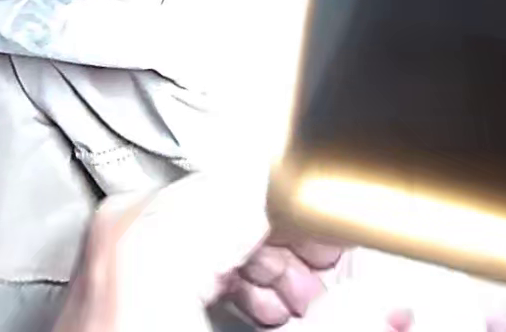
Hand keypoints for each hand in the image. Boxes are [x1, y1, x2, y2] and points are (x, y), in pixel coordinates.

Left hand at [53, 171, 396, 331]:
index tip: (361, 248)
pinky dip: (232, 268)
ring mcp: (114, 236)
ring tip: (303, 311)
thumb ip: (333, 327)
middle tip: (340, 291)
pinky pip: (190, 236)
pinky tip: (260, 308)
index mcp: (153, 237)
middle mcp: (128, 220)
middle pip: (247, 201)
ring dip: (271, 261)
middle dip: (301, 247)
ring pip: (222, 217)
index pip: (271, 188)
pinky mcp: (111, 255)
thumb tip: (394, 301)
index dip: (327, 219)